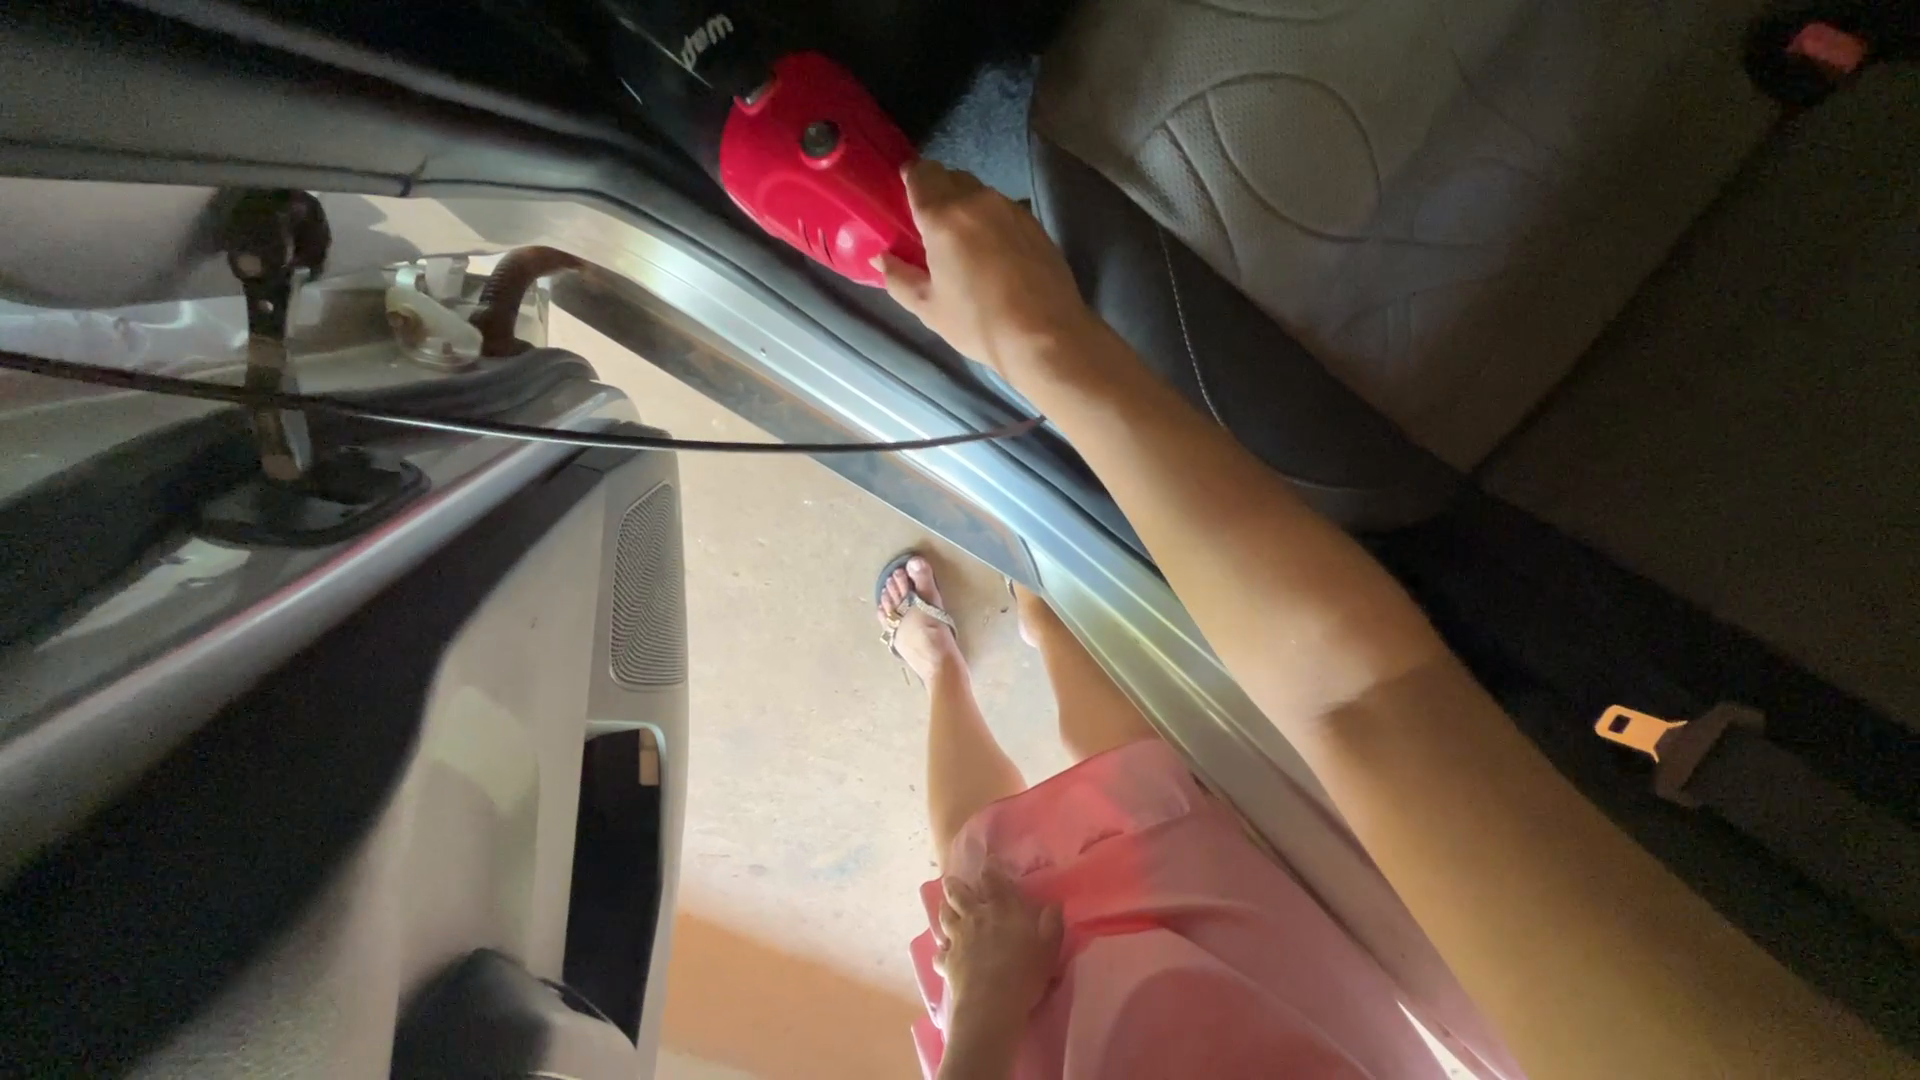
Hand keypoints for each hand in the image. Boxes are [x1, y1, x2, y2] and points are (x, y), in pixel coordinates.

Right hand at [878, 161, 1105, 383]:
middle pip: (950, 178)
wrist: (1044, 334)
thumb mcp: (929, 308)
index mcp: (943, 216)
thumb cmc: (978, 323)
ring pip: (979, 194)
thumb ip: (899, 277)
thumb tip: (881, 258)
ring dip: (966, 208)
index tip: (907, 200)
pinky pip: (1003, 211)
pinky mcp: (1035, 224)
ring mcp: (1011, 209)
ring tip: (964, 246)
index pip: (921, 173)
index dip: (911, 181)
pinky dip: (991, 222)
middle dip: (937, 194)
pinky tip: (994, 256)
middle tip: (932, 229)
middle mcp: (978, 201)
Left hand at [935, 866, 1064, 1030]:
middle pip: (959, 893)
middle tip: (952, 880)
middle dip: (955, 884)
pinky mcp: (947, 960)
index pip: (993, 880)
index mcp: (1001, 909)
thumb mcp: (1048, 947)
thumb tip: (1054, 904)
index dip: (990, 868)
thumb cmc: (1024, 972)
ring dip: (944, 910)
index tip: (988, 862)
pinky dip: (941, 952)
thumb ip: (1051, 924)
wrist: (991, 1002)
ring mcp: (958, 938)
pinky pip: (940, 953)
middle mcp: (976, 917)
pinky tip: (942, 954)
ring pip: (945, 917)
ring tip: (944, 907)